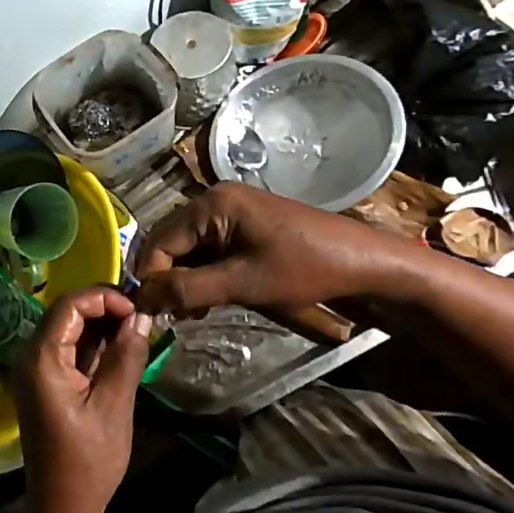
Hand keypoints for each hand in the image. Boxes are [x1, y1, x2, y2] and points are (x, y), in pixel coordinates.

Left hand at [12, 286, 153, 512]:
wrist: (62, 502)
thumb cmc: (88, 459)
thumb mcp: (114, 406)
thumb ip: (125, 357)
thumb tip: (141, 317)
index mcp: (40, 356)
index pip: (69, 305)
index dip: (103, 297)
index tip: (138, 309)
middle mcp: (29, 353)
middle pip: (65, 312)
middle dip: (103, 307)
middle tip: (142, 317)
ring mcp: (33, 366)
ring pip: (67, 328)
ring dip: (100, 324)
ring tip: (137, 329)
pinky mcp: (42, 378)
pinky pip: (65, 347)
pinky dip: (91, 343)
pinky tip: (119, 347)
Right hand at [135, 181, 420, 316]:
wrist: (370, 264)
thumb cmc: (308, 270)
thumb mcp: (244, 284)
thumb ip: (188, 289)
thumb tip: (143, 299)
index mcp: (211, 204)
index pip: (160, 242)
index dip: (152, 278)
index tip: (152, 312)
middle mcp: (213, 198)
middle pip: (170, 242)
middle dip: (168, 279)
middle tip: (174, 314)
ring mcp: (229, 208)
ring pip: (187, 247)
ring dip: (185, 278)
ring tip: (192, 311)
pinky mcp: (242, 221)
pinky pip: (207, 246)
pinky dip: (203, 271)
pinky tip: (209, 296)